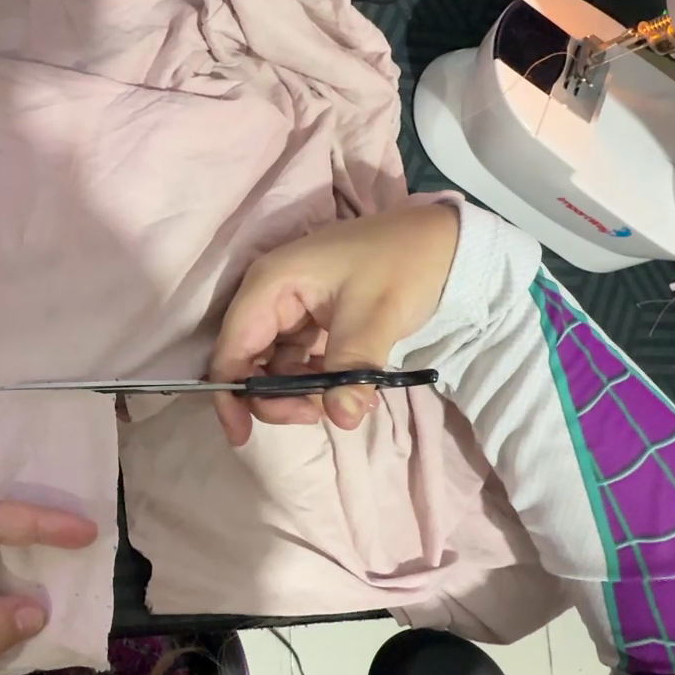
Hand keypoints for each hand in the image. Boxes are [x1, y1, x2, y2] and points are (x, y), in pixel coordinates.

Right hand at [210, 204, 459, 443]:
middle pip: (246, 359)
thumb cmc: (402, 264)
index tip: (243, 436)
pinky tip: (342, 387)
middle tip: (313, 415)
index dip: (230, 394)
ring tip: (337, 400)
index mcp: (269, 285)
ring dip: (294, 391)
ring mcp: (286, 307)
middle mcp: (267, 296)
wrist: (444, 238)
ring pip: (270, 364)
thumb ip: (352, 370)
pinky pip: (294, 359)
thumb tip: (342, 420)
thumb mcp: (376, 316)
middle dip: (271, 396)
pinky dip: (311, 379)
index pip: (231, 348)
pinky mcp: (306, 318)